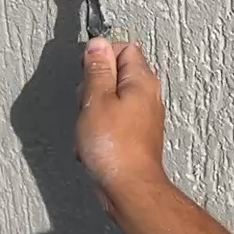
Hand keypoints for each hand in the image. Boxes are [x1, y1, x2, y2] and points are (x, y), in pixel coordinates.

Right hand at [76, 37, 167, 203]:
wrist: (128, 188)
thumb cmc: (115, 148)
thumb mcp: (96, 99)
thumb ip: (96, 68)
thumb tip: (97, 44)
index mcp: (141, 80)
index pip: (123, 47)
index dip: (100, 55)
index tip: (87, 72)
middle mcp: (146, 95)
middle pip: (114, 73)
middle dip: (92, 87)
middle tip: (87, 104)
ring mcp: (141, 116)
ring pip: (108, 99)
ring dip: (91, 111)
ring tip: (90, 127)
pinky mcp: (133, 135)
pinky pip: (110, 121)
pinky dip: (97, 130)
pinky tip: (92, 143)